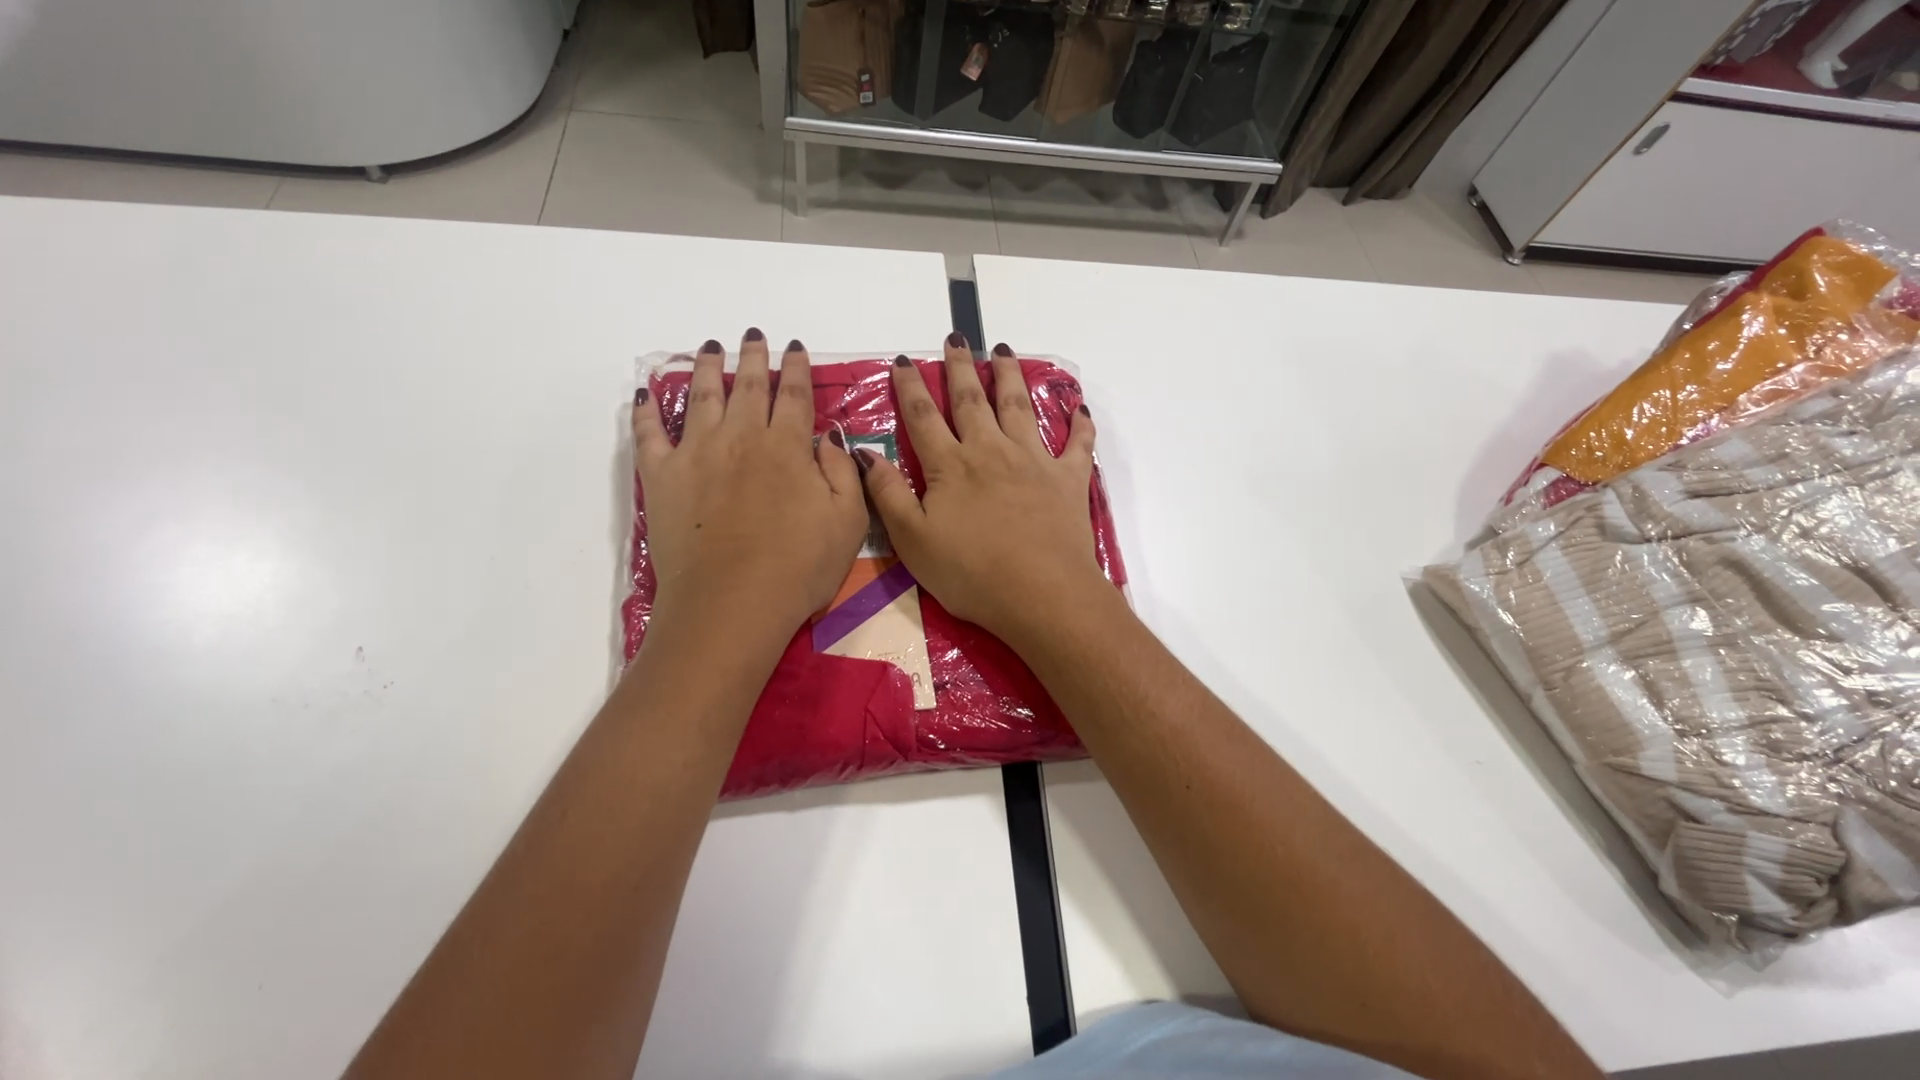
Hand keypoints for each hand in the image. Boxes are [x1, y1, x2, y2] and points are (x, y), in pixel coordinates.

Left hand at [634, 331, 867, 637]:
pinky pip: (649, 434)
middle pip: (747, 386)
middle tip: (752, 336)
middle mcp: (740, 437)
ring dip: (706, 368)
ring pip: (700, 397)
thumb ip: (842, 471)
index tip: (795, 347)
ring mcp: (696, 453)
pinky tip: (646, 395)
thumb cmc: (799, 567)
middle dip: (753, 357)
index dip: (796, 368)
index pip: (794, 394)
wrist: (732, 602)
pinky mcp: (662, 477)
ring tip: (709, 347)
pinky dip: (646, 411)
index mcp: (787, 446)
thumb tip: (829, 435)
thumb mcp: (848, 521)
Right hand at [860, 336, 1106, 644]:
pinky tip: (1079, 406)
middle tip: (957, 337)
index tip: (905, 360)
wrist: (1041, 593)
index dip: (911, 387)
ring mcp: (1033, 461)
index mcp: (950, 466)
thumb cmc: (970, 573)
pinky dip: (1080, 424)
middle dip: (960, 368)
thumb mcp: (912, 540)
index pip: (923, 417)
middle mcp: (991, 451)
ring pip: (1019, 407)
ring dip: (1010, 376)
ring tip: (1003, 350)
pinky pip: (1076, 445)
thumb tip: (865, 452)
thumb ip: (888, 493)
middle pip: (972, 401)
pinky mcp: (1068, 480)